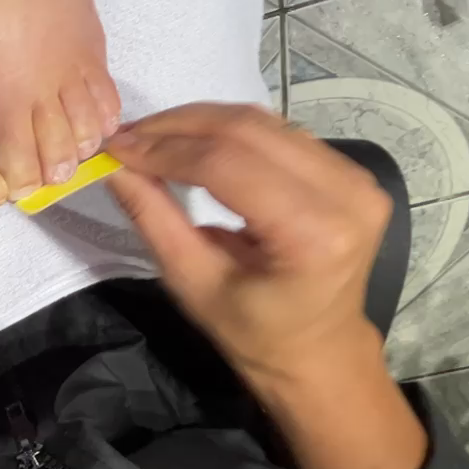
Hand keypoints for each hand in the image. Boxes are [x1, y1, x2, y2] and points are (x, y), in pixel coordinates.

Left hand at [0, 0, 121, 199]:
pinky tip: (65, 111)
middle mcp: (56, 98)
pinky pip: (103, 96)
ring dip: (59, 151)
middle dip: (22, 173)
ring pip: (84, 136)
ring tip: (25, 141)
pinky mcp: (89, 31)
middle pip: (51, 164)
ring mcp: (79, 64)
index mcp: (11, 112)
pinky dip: (91, 118)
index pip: (8, 181)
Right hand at [101, 103, 391, 391]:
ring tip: (147, 137)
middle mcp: (346, 194)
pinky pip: (274, 130)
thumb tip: (113, 166)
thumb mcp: (191, 280)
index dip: (164, 150)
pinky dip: (222, 129)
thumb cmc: (251, 329)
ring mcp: (354, 176)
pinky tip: (186, 141)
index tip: (114, 148)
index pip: (226, 165)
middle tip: (124, 136)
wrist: (315, 348)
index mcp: (312, 234)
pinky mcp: (347, 169)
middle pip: (245, 130)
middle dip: (175, 127)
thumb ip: (153, 217)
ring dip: (195, 122)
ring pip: (259, 120)